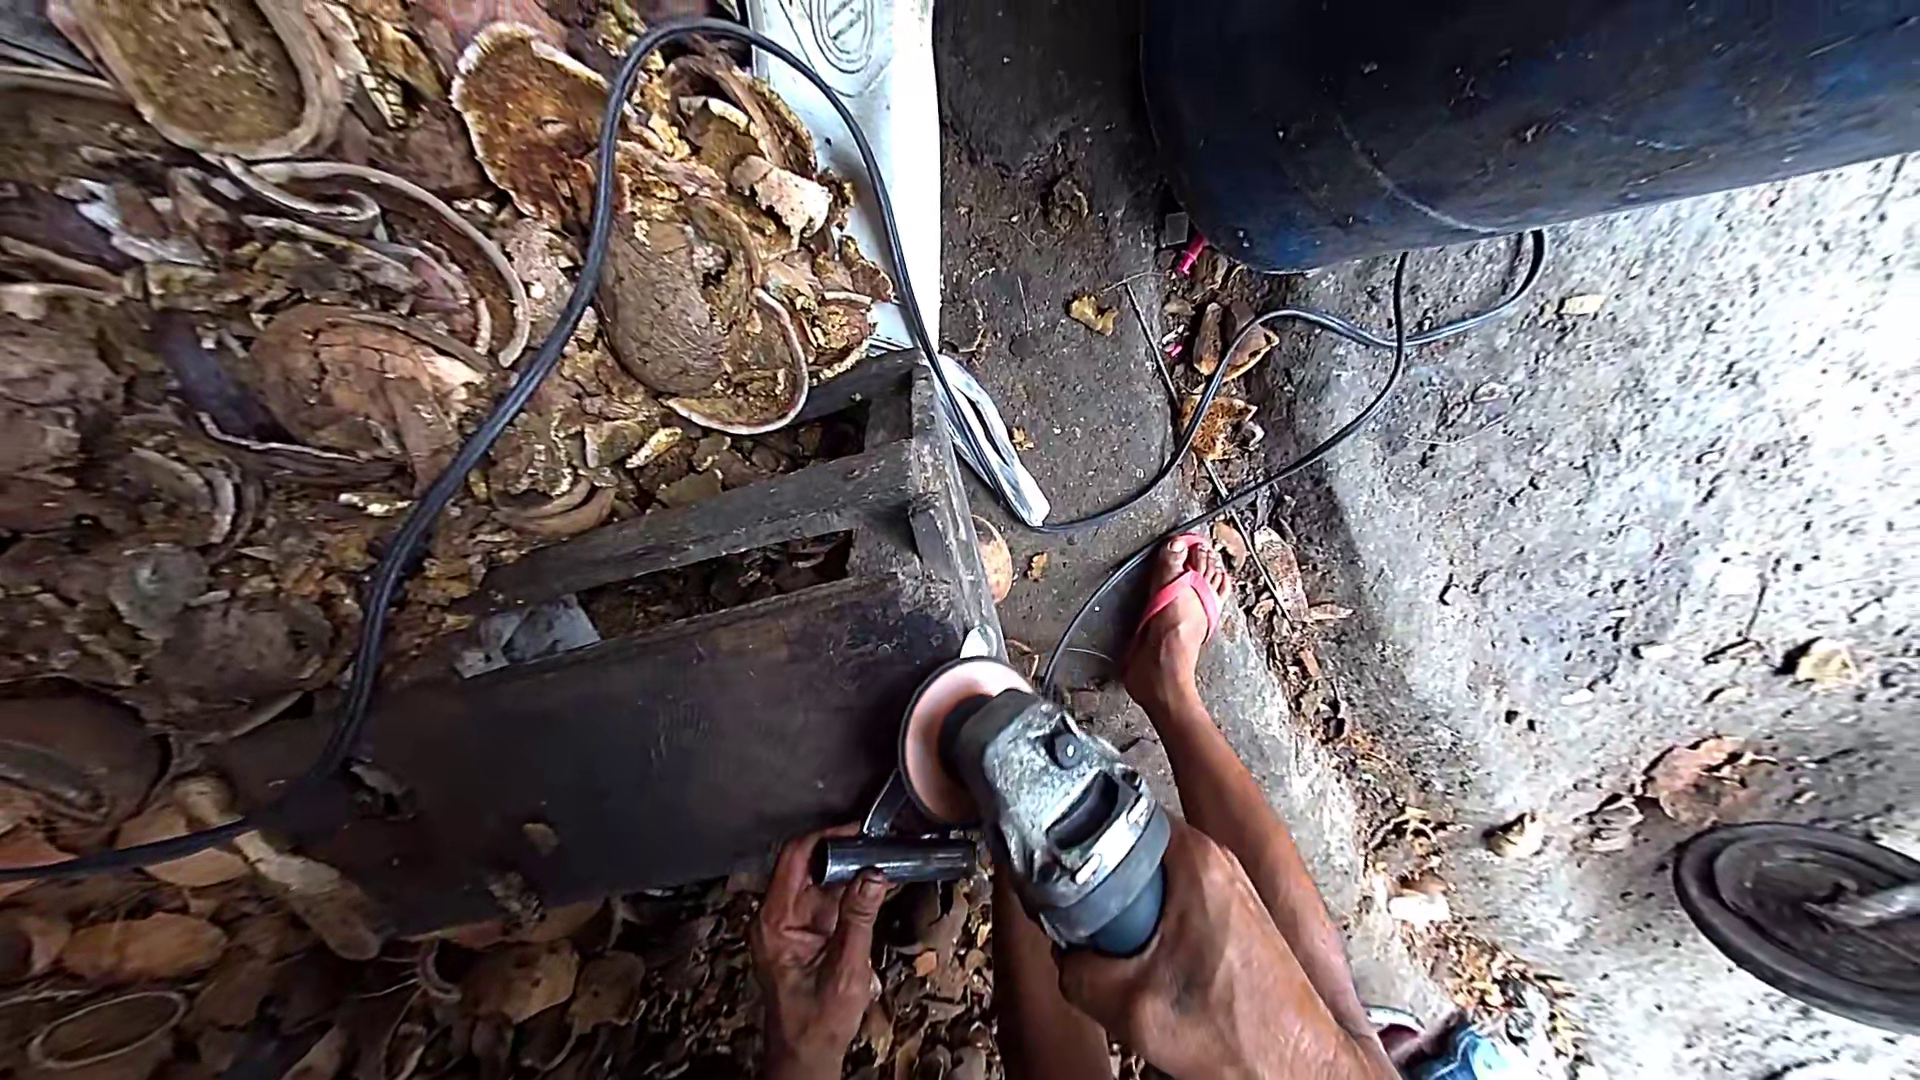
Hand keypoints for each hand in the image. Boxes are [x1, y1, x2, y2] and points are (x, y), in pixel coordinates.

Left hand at [750, 827, 887, 1079]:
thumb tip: (874, 875)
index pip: (794, 857)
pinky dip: (850, 891)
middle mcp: (777, 915)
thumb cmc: (816, 1025)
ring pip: (820, 877)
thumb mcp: (844, 972)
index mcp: (774, 922)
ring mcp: (790, 921)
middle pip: (808, 862)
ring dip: (850, 872)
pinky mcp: (804, 928)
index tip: (856, 832)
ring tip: (879, 866)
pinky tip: (872, 891)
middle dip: (843, 853)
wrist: (807, 1059)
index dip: (825, 837)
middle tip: (875, 846)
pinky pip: (827, 895)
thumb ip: (859, 920)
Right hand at [1057, 822, 1388, 1079]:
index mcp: (1194, 858)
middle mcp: (1215, 857)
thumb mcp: (1127, 1005)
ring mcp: (1229, 879)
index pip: (1115, 817)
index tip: (1075, 882)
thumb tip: (1062, 951)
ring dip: (1134, 904)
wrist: (1298, 1072)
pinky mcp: (1236, 905)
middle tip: (1103, 927)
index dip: (1085, 849)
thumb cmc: (1242, 1036)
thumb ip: (1074, 969)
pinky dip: (1160, 917)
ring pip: (1155, 871)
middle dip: (1109, 884)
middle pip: (1133, 846)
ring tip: (1134, 949)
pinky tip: (1162, 961)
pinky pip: (1179, 891)